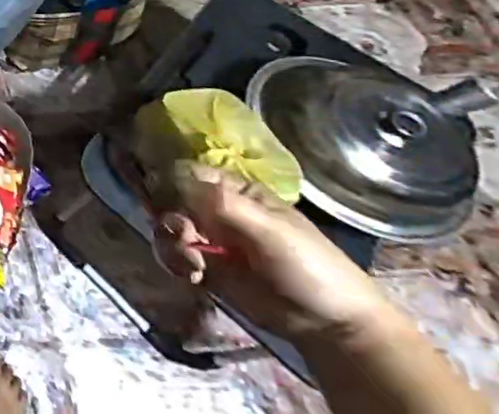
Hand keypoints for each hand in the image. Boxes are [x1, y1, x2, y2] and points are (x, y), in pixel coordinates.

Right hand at [154, 161, 397, 344]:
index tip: (166, 198)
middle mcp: (215, 210)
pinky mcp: (207, 270)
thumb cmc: (309, 265)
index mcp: (232, 189)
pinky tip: (194, 277)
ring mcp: (210, 241)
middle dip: (170, 216)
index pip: (187, 172)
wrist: (332, 326)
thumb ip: (223, 202)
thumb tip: (174, 177)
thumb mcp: (269, 228)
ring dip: (171, 243)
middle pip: (170, 199)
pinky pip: (176, 257)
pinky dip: (176, 264)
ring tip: (191, 264)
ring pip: (169, 229)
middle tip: (184, 236)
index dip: (170, 181)